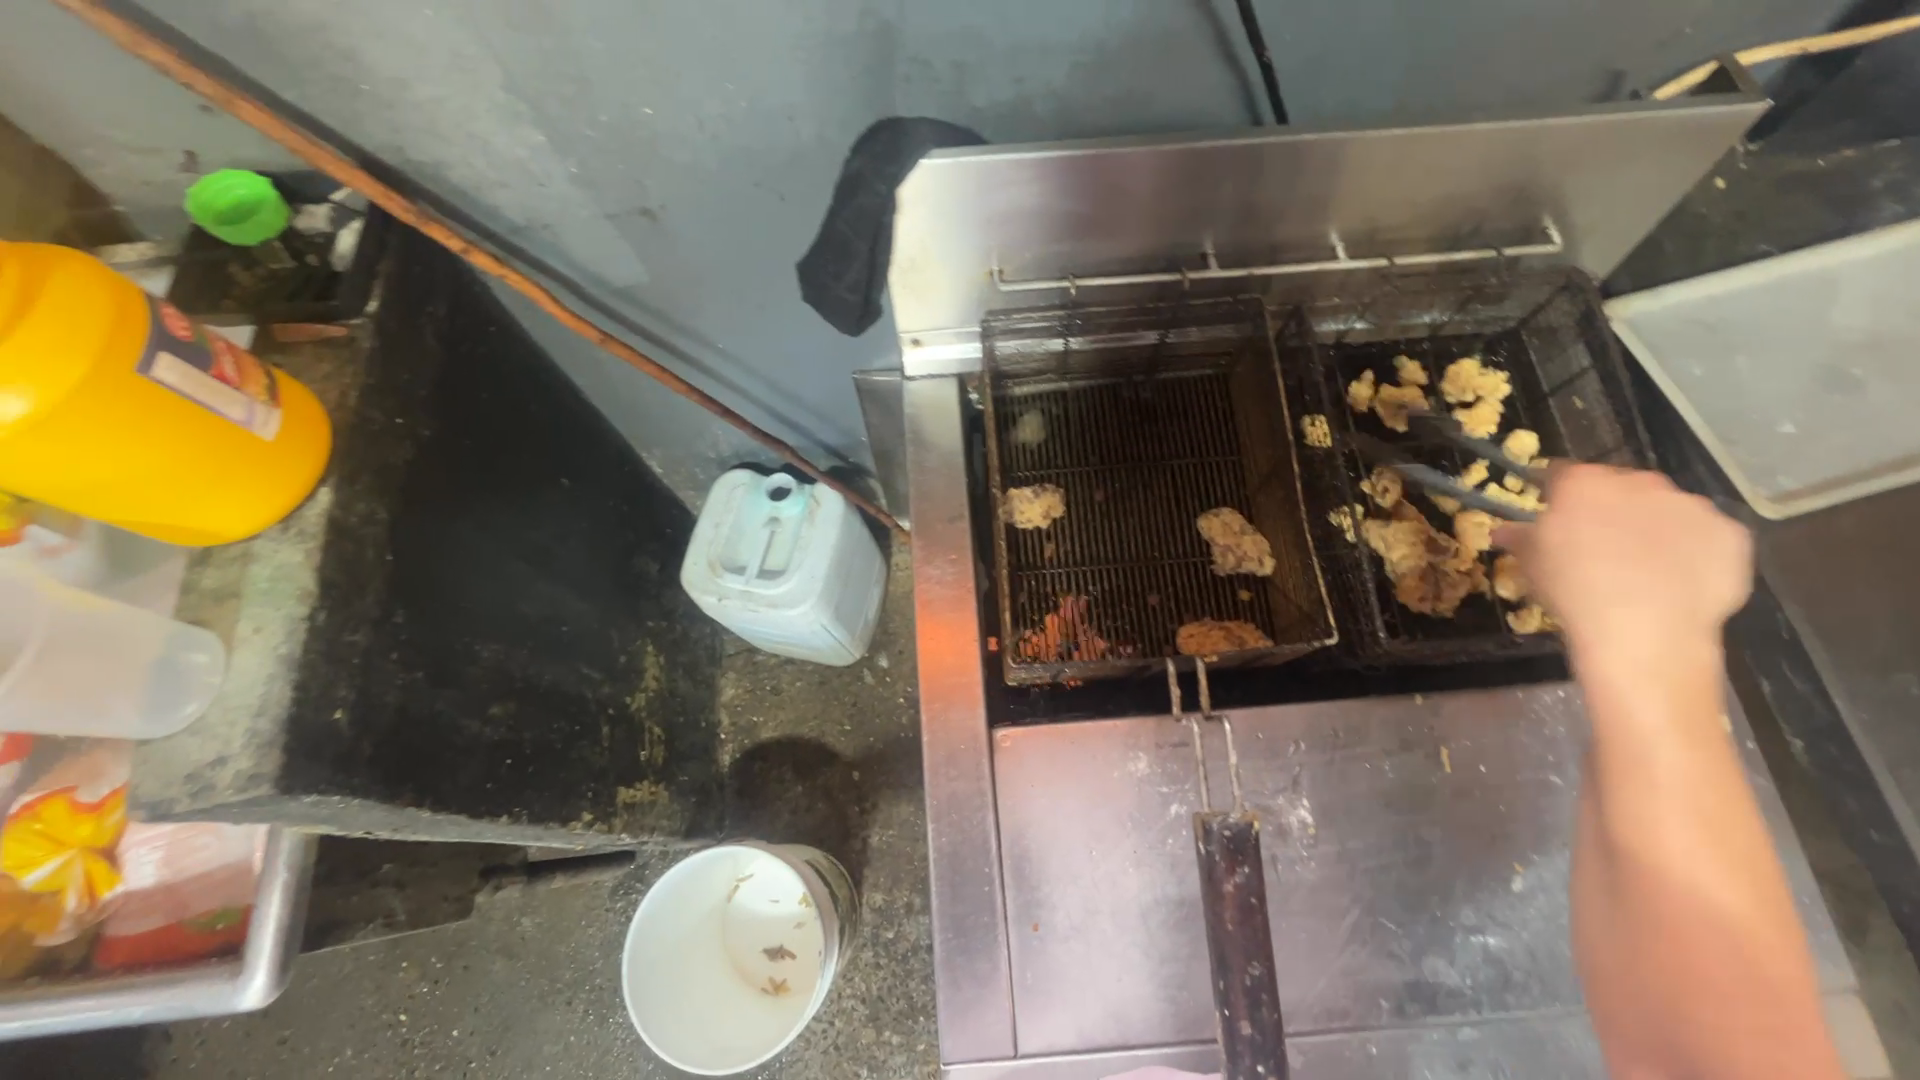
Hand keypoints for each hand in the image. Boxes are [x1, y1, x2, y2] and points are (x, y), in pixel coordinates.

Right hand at [1494, 465, 1752, 662]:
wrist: (1645, 629)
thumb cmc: (1572, 589)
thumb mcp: (1530, 564)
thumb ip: (1520, 538)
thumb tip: (1503, 531)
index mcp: (1584, 483)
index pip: (1562, 474)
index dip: (1556, 493)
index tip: (1553, 513)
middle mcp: (1640, 483)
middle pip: (1621, 486)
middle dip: (1610, 507)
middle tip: (1598, 543)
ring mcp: (1691, 505)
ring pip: (1666, 508)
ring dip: (1654, 525)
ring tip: (1643, 566)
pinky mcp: (1729, 533)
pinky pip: (1705, 534)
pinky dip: (1692, 549)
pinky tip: (1677, 579)